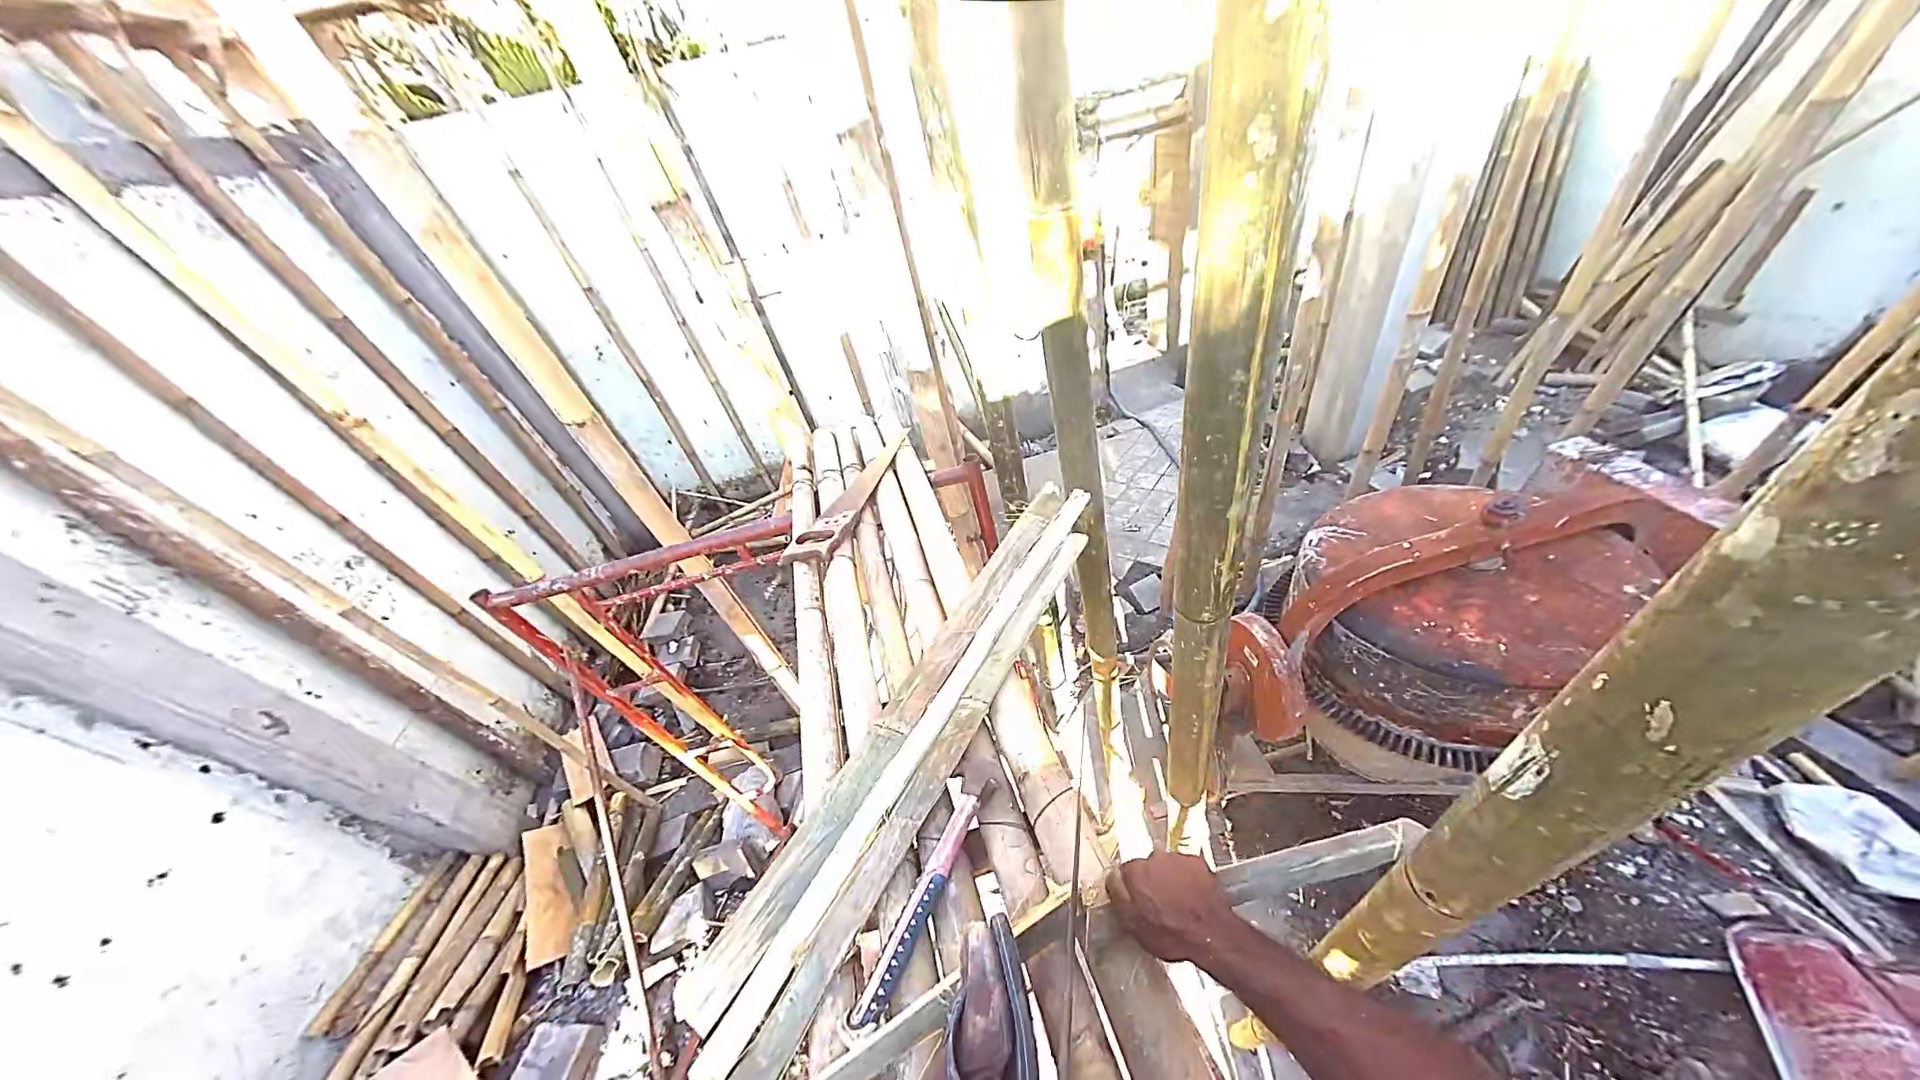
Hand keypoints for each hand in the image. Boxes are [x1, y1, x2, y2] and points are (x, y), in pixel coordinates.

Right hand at [1106, 851, 1246, 963]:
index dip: (1131, 888)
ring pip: (1167, 866)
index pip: (1124, 872)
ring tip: (1178, 903)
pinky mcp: (1197, 862)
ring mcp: (1177, 858)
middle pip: (1146, 866)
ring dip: (1169, 879)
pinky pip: (1186, 867)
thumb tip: (1112, 878)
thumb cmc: (1172, 934)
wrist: (1212, 935)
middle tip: (1159, 905)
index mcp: (1135, 871)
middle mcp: (1154, 857)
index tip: (1138, 902)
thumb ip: (1118, 896)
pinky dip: (1187, 878)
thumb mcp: (1133, 924)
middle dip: (1151, 882)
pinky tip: (1192, 897)